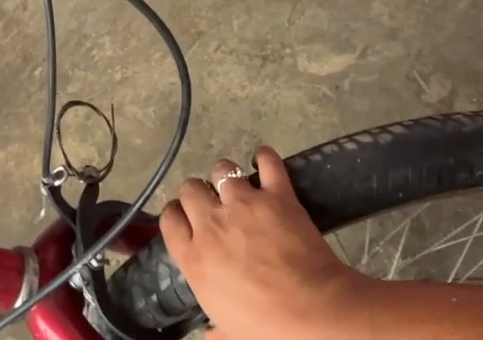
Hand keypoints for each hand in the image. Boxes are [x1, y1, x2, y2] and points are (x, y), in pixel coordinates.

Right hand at [159, 146, 369, 339]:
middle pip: (191, 187)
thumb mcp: (229, 334)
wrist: (313, 313)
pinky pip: (266, 161)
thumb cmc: (267, 330)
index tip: (188, 221)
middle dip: (200, 193)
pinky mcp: (276, 193)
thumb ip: (213, 329)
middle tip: (215, 207)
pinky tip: (264, 163)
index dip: (178, 216)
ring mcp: (244, 203)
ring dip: (228, 176)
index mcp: (194, 257)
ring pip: (223, 168)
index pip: (169, 218)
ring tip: (239, 188)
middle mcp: (212, 222)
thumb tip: (207, 335)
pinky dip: (265, 158)